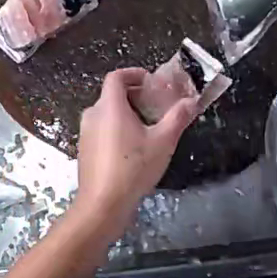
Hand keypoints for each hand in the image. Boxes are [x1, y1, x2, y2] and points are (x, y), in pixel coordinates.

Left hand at [71, 68, 198, 232]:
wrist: (102, 203)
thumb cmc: (133, 168)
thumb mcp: (163, 141)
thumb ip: (178, 117)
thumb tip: (191, 101)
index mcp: (109, 107)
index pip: (116, 77)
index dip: (133, 74)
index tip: (151, 82)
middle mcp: (92, 115)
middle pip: (112, 95)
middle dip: (135, 95)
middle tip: (156, 106)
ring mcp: (85, 133)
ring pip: (106, 113)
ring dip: (126, 113)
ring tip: (148, 127)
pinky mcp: (85, 149)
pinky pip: (101, 129)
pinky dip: (116, 128)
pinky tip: (133, 147)